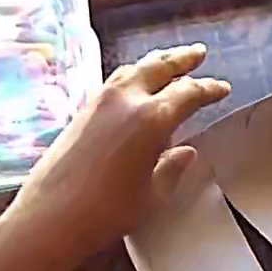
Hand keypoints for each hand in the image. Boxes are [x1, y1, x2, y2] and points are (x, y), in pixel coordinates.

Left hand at [0, 43, 230, 267]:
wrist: (49, 217)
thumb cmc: (105, 214)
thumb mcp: (150, 197)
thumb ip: (171, 170)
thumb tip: (186, 152)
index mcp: (152, 118)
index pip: (189, 93)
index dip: (209, 90)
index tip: (222, 89)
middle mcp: (125, 100)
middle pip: (159, 68)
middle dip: (182, 59)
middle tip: (198, 53)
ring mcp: (97, 103)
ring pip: (132, 71)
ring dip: (153, 63)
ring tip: (166, 62)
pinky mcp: (78, 113)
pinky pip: (112, 84)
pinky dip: (130, 78)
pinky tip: (131, 87)